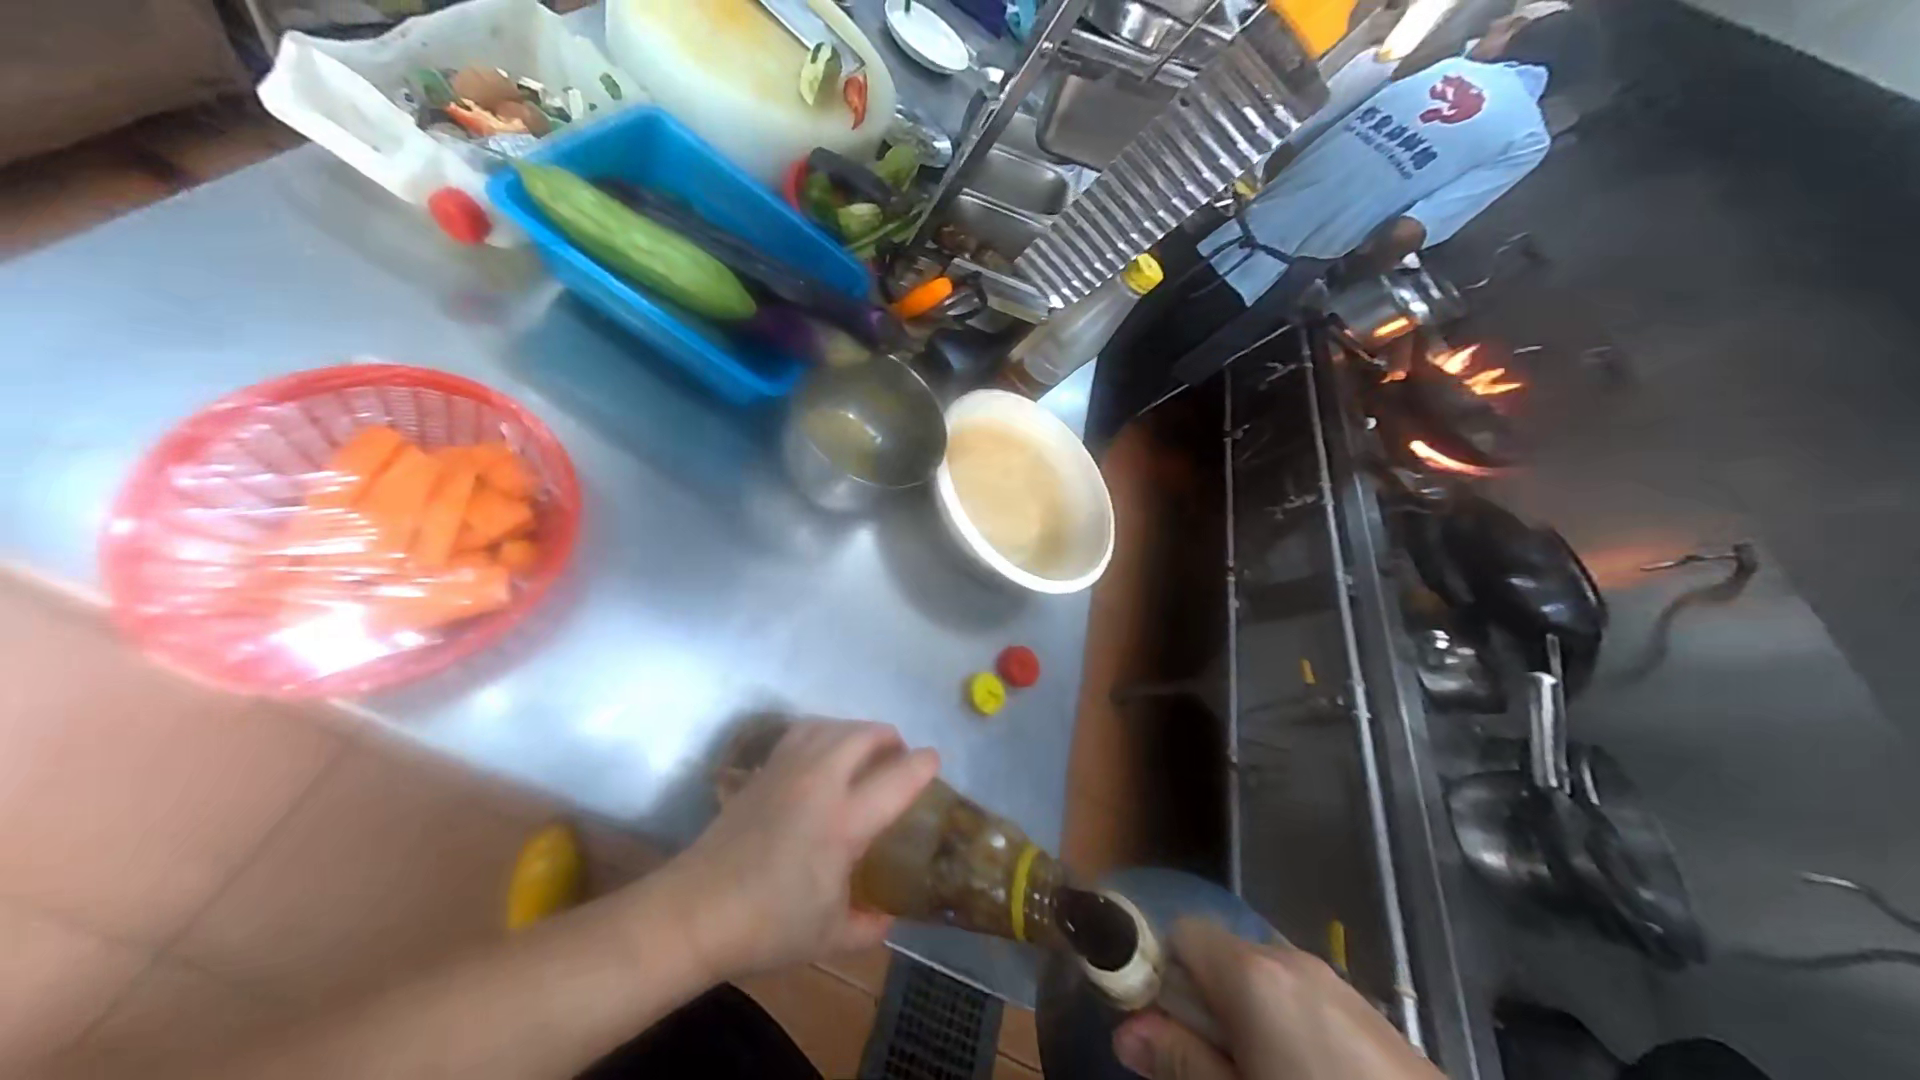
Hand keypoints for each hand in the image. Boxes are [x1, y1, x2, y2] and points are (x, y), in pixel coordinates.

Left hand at [658, 720, 938, 981]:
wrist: (694, 912)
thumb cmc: (768, 925)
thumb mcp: (830, 937)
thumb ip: (869, 926)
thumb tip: (888, 918)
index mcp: (845, 820)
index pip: (898, 776)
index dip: (924, 764)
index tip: (934, 763)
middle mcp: (820, 782)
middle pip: (865, 734)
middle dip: (891, 738)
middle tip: (898, 758)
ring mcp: (787, 770)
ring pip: (832, 725)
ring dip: (856, 731)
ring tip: (863, 752)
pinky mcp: (762, 771)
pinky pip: (802, 733)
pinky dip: (824, 733)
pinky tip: (823, 757)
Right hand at [1112, 919, 1442, 1079]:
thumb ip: (1181, 1061)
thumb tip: (1127, 1031)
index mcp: (1253, 973)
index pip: (1181, 933)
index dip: (1161, 972)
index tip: (1159, 1023)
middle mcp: (1289, 959)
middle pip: (1219, 953)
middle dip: (1200, 999)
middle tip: (1207, 1065)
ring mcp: (1334, 981)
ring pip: (1259, 977)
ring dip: (1240, 1013)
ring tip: (1255, 1075)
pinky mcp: (1366, 1010)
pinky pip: (1299, 996)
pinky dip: (1281, 1022)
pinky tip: (1302, 1077)